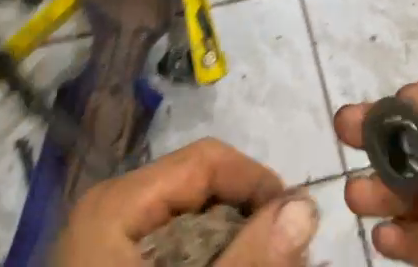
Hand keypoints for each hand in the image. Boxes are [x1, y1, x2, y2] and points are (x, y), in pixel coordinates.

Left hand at [52, 138, 319, 266]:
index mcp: (117, 204)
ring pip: (194, 226)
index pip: (206, 161)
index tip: (299, 228)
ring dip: (236, 249)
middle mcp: (113, 212)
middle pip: (202, 192)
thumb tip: (305, 207)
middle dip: (251, 224)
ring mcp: (112, 245)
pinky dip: (211, 263)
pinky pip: (176, 253)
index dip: (258, 184)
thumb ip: (247, 260)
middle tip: (290, 263)